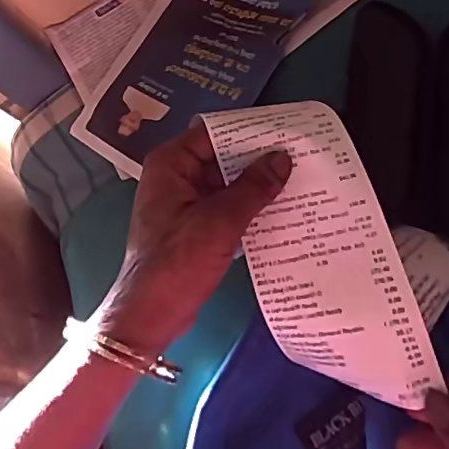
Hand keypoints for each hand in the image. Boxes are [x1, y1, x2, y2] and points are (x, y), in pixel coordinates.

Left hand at [93, 119, 291, 356]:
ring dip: (254, 183)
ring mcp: (183, 200)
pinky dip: (247, 205)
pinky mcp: (193, 224)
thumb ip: (252, 188)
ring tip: (296, 178)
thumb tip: (282, 157)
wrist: (150, 317)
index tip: (282, 130)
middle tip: (298, 154)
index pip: (213, 132)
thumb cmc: (177, 263)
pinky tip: (278, 208)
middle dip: (255, 158)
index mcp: (171, 163)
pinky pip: (224, 204)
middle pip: (220, 155)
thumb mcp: (219, 222)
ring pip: (225, 181)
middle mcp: (175, 174)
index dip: (247, 130)